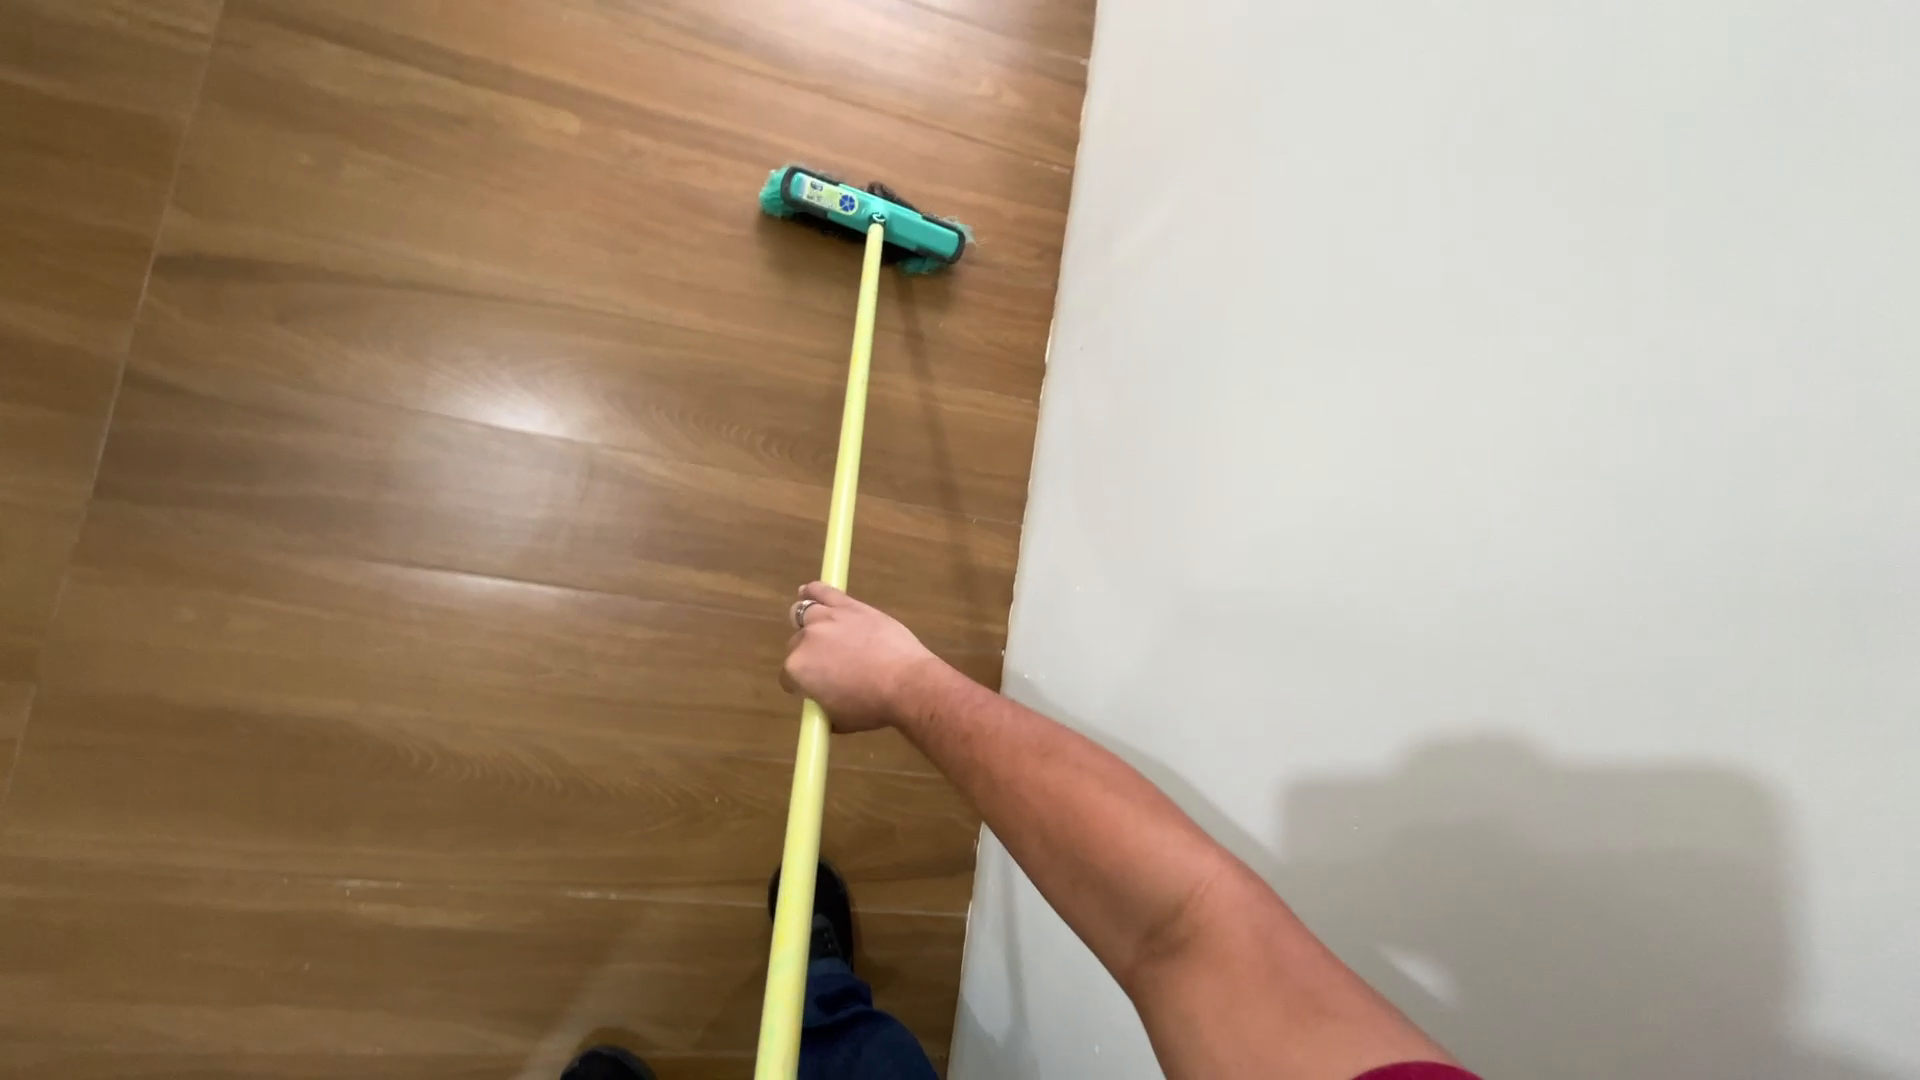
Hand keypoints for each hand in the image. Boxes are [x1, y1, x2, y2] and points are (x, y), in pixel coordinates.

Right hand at [782, 582, 942, 732]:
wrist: (907, 683)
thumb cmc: (871, 706)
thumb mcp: (837, 720)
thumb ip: (820, 707)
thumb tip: (821, 700)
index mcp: (797, 669)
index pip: (788, 677)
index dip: (802, 684)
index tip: (819, 688)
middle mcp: (805, 640)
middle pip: (797, 644)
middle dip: (809, 655)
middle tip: (831, 664)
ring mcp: (826, 618)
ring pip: (805, 613)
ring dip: (807, 621)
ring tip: (816, 626)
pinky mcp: (848, 606)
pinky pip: (822, 591)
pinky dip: (812, 590)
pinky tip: (807, 590)